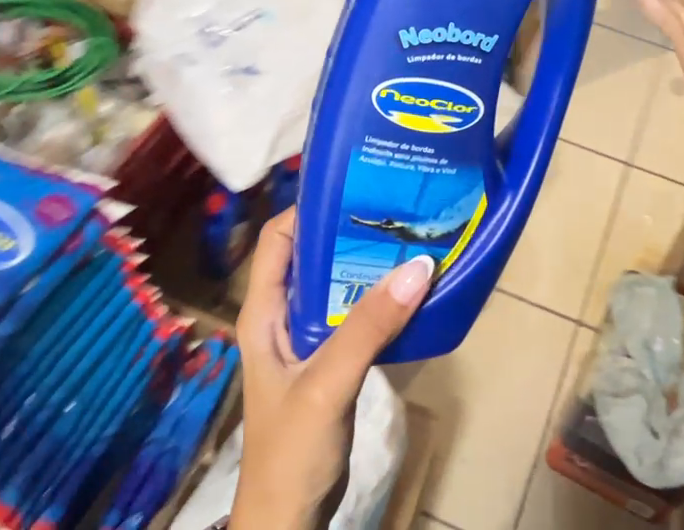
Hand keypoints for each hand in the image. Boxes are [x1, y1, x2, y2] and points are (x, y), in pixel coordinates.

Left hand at [230, 210, 432, 528]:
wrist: (290, 518)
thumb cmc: (291, 448)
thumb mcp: (328, 382)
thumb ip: (369, 326)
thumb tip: (419, 264)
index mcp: (263, 312)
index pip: (278, 238)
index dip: (310, 207)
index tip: (357, 186)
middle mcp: (283, 317)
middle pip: (314, 255)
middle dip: (351, 230)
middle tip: (398, 207)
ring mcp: (309, 340)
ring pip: (339, 284)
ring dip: (370, 264)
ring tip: (413, 237)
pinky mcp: (333, 361)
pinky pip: (357, 314)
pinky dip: (381, 297)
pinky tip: (412, 289)